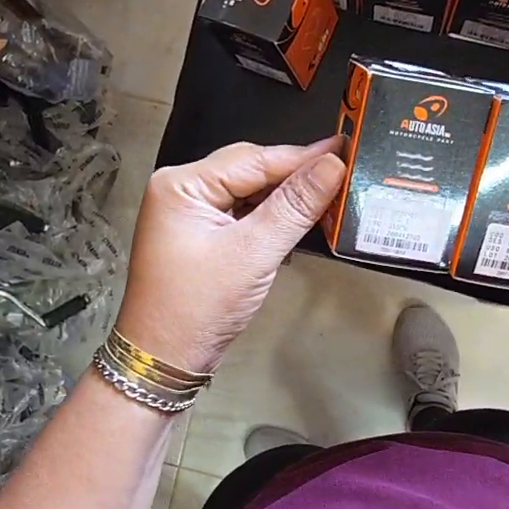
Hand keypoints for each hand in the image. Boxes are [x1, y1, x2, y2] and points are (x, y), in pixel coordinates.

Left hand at [113, 139, 346, 373]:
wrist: (163, 358)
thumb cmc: (196, 308)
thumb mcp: (252, 253)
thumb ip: (294, 206)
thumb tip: (331, 165)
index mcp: (181, 184)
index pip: (252, 159)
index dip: (302, 157)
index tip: (344, 150)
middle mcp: (181, 190)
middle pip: (250, 170)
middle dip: (294, 175)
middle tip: (343, 174)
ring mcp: (189, 213)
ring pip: (248, 191)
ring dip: (285, 197)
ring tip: (328, 196)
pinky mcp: (200, 235)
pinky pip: (242, 212)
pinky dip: (270, 216)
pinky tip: (298, 219)